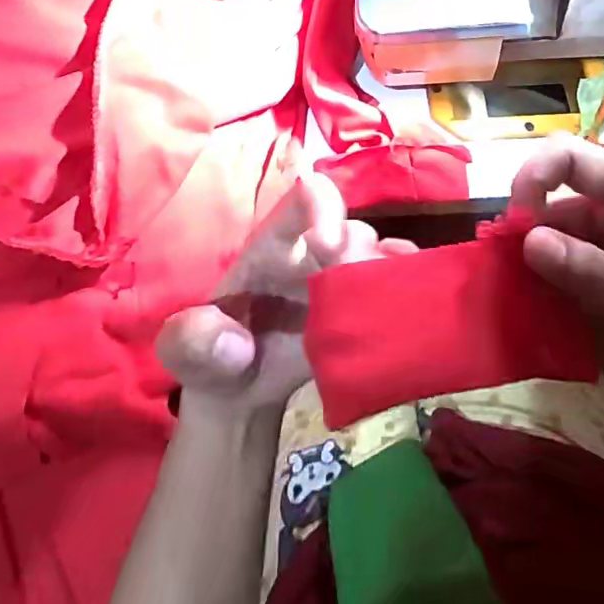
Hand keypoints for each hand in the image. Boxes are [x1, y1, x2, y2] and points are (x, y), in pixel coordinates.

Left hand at [156, 172, 414, 413]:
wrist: (245, 398)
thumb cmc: (216, 360)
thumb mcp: (188, 351)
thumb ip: (192, 341)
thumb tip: (235, 342)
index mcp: (272, 249)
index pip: (299, 205)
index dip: (317, 205)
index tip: (326, 240)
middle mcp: (314, 256)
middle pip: (348, 230)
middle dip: (356, 246)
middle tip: (352, 277)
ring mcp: (343, 283)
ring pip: (378, 256)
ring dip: (387, 268)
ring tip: (387, 291)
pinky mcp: (366, 311)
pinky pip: (395, 286)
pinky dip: (409, 286)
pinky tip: (414, 298)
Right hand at [509, 136, 603, 403]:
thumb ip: (593, 274)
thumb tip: (526, 240)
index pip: (570, 156)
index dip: (532, 176)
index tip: (514, 226)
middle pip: (558, 187)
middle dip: (527, 219)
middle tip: (508, 267)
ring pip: (560, 222)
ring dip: (536, 251)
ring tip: (517, 292)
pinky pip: (573, 251)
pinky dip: (552, 270)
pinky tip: (542, 300)